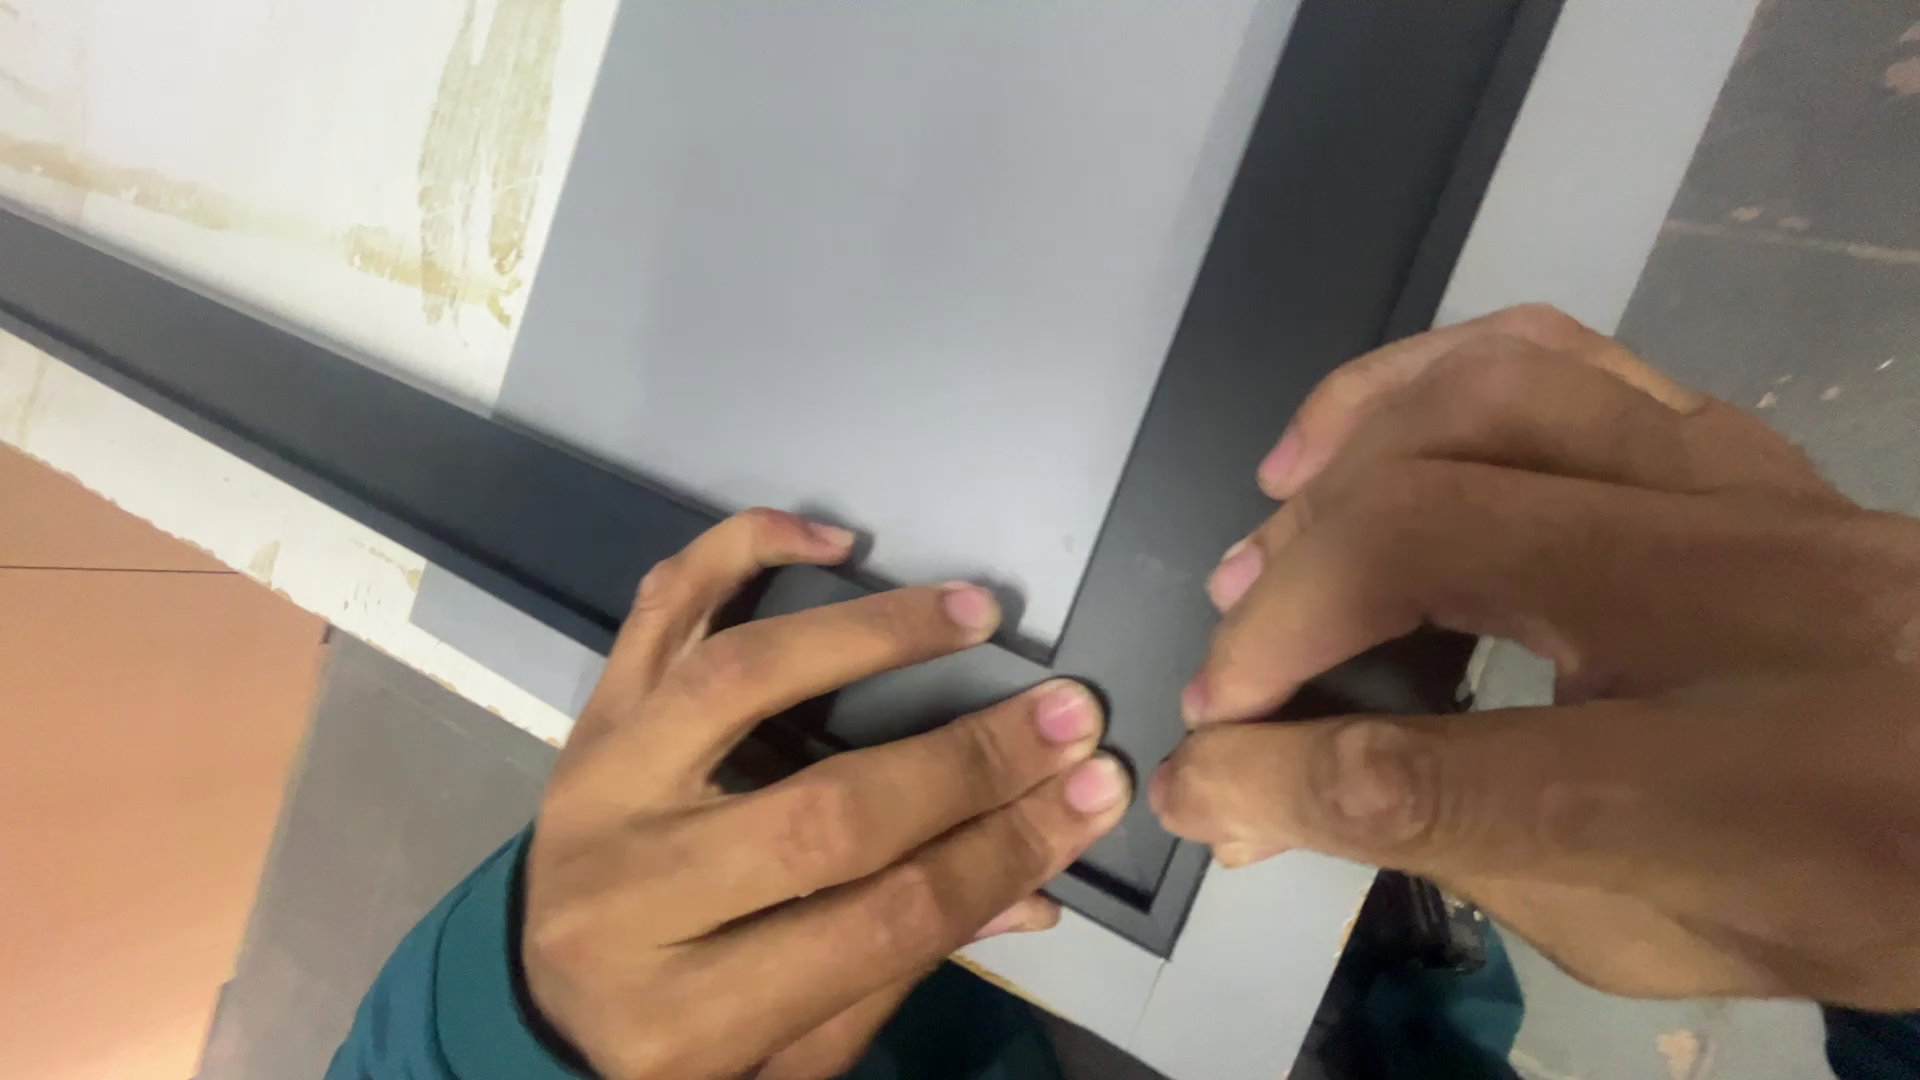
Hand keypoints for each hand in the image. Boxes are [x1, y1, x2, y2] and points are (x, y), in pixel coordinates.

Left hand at [522, 510, 1129, 1079]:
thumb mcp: (796, 1043)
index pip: (888, 919)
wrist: (542, 992)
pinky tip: (831, 540)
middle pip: (832, 810)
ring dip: (878, 635)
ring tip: (975, 610)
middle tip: (1066, 712)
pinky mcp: (596, 709)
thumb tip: (1037, 885)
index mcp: (689, 1016)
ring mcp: (603, 777)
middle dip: (973, 758)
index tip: (1095, 791)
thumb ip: (908, 962)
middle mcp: (633, 889)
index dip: (1007, 850)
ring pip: (742, 678)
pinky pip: (664, 604)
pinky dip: (744, 550)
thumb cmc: (684, 1024)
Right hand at [1150, 305, 1919, 1007]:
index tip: (1194, 784)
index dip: (1275, 779)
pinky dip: (1387, 386)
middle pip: (1430, 537)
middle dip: (1277, 618)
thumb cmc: (1826, 886)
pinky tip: (1320, 450)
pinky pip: (1530, 348)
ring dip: (1324, 485)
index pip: (1444, 776)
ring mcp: (1746, 479)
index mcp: (1765, 790)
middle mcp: (1765, 598)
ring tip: (1254, 556)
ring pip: (1472, 403)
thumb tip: (1226, 797)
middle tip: (1220, 685)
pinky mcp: (1711, 427)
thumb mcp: (1631, 933)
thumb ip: (1416, 847)